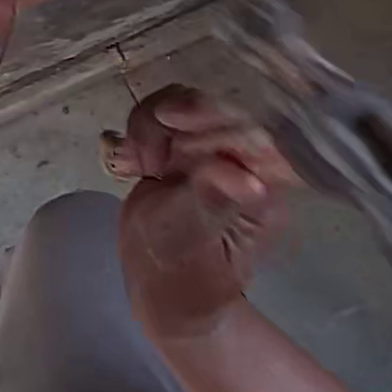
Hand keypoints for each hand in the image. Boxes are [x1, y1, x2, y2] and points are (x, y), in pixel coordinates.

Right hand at [106, 85, 299, 339]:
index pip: (250, 128)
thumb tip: (248, 180)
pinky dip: (135, 132)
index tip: (170, 116)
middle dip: (171, 122)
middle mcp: (241, 158)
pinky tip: (127, 163)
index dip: (215, 112)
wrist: (160, 288)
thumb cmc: (183, 277)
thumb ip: (210, 201)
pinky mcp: (180, 147)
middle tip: (148, 160)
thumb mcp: (191, 241)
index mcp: (263, 182)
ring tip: (139, 166)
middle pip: (213, 106)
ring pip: (181, 103)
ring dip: (149, 125)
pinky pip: (158, 116)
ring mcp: (209, 150)